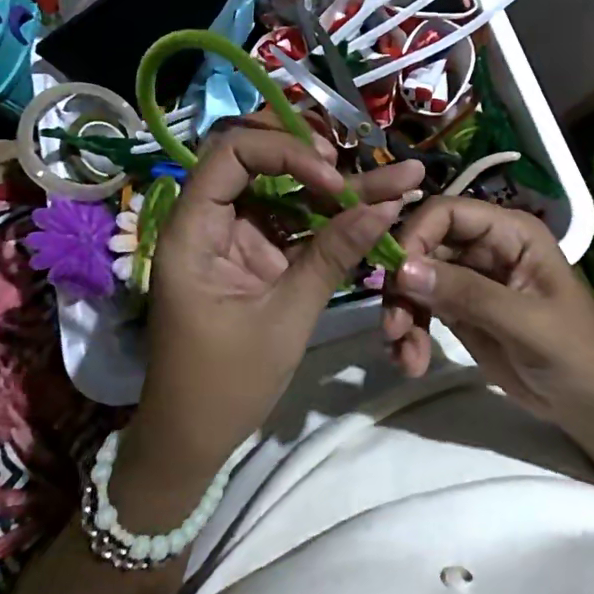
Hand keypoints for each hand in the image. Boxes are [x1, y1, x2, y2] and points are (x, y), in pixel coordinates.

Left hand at [135, 126, 423, 473]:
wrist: (194, 440)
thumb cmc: (226, 384)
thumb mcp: (285, 318)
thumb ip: (332, 257)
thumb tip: (386, 206)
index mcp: (194, 231)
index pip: (232, 155)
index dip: (285, 152)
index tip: (332, 179)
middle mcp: (212, 223)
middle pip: (260, 162)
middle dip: (316, 158)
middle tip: (365, 165)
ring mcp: (237, 240)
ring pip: (288, 193)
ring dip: (339, 188)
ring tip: (398, 179)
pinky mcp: (259, 259)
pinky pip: (298, 225)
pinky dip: (334, 219)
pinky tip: (377, 209)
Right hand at [381, 197, 593, 417]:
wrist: (591, 406)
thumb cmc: (574, 354)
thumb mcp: (525, 322)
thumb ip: (467, 293)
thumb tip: (403, 269)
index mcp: (510, 233)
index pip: (448, 212)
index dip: (416, 235)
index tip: (395, 277)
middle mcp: (485, 247)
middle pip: (424, 246)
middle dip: (402, 286)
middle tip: (394, 329)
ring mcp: (470, 279)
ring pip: (416, 279)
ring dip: (402, 315)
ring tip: (406, 357)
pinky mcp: (460, 311)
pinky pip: (420, 309)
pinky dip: (409, 333)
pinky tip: (410, 362)